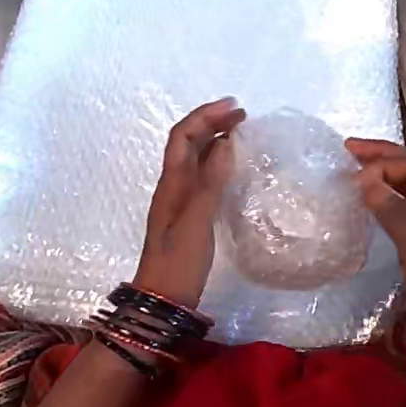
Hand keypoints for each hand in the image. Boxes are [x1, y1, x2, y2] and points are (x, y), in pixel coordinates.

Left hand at [133, 98, 245, 306]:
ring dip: (214, 140)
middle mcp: (173, 186)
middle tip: (242, 116)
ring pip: (194, 159)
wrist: (164, 299)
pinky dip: (217, 163)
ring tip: (239, 133)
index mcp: (172, 183)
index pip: (182, 137)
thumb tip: (226, 143)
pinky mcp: (188, 215)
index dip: (204, 116)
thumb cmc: (179, 261)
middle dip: (211, 123)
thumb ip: (210, 182)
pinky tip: (231, 168)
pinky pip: (202, 177)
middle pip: (187, 143)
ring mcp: (180, 201)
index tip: (234, 108)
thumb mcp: (196, 221)